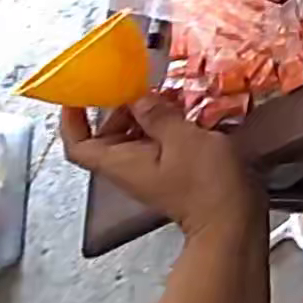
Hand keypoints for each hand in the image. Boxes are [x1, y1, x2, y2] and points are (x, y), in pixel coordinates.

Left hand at [60, 94, 264, 242]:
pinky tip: (186, 111)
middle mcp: (129, 167)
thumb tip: (137, 98)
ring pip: (134, 137)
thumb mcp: (182, 139)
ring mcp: (151, 170)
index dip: (73, 119)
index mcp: (121, 162)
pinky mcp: (172, 170)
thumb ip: (158, 116)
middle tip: (141, 86)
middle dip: (119, 109)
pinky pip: (156, 143)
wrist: (230, 216)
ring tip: (169, 94)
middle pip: (107, 136)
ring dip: (146, 114)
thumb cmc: (204, 178)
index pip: (79, 144)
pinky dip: (164, 125)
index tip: (80, 94)